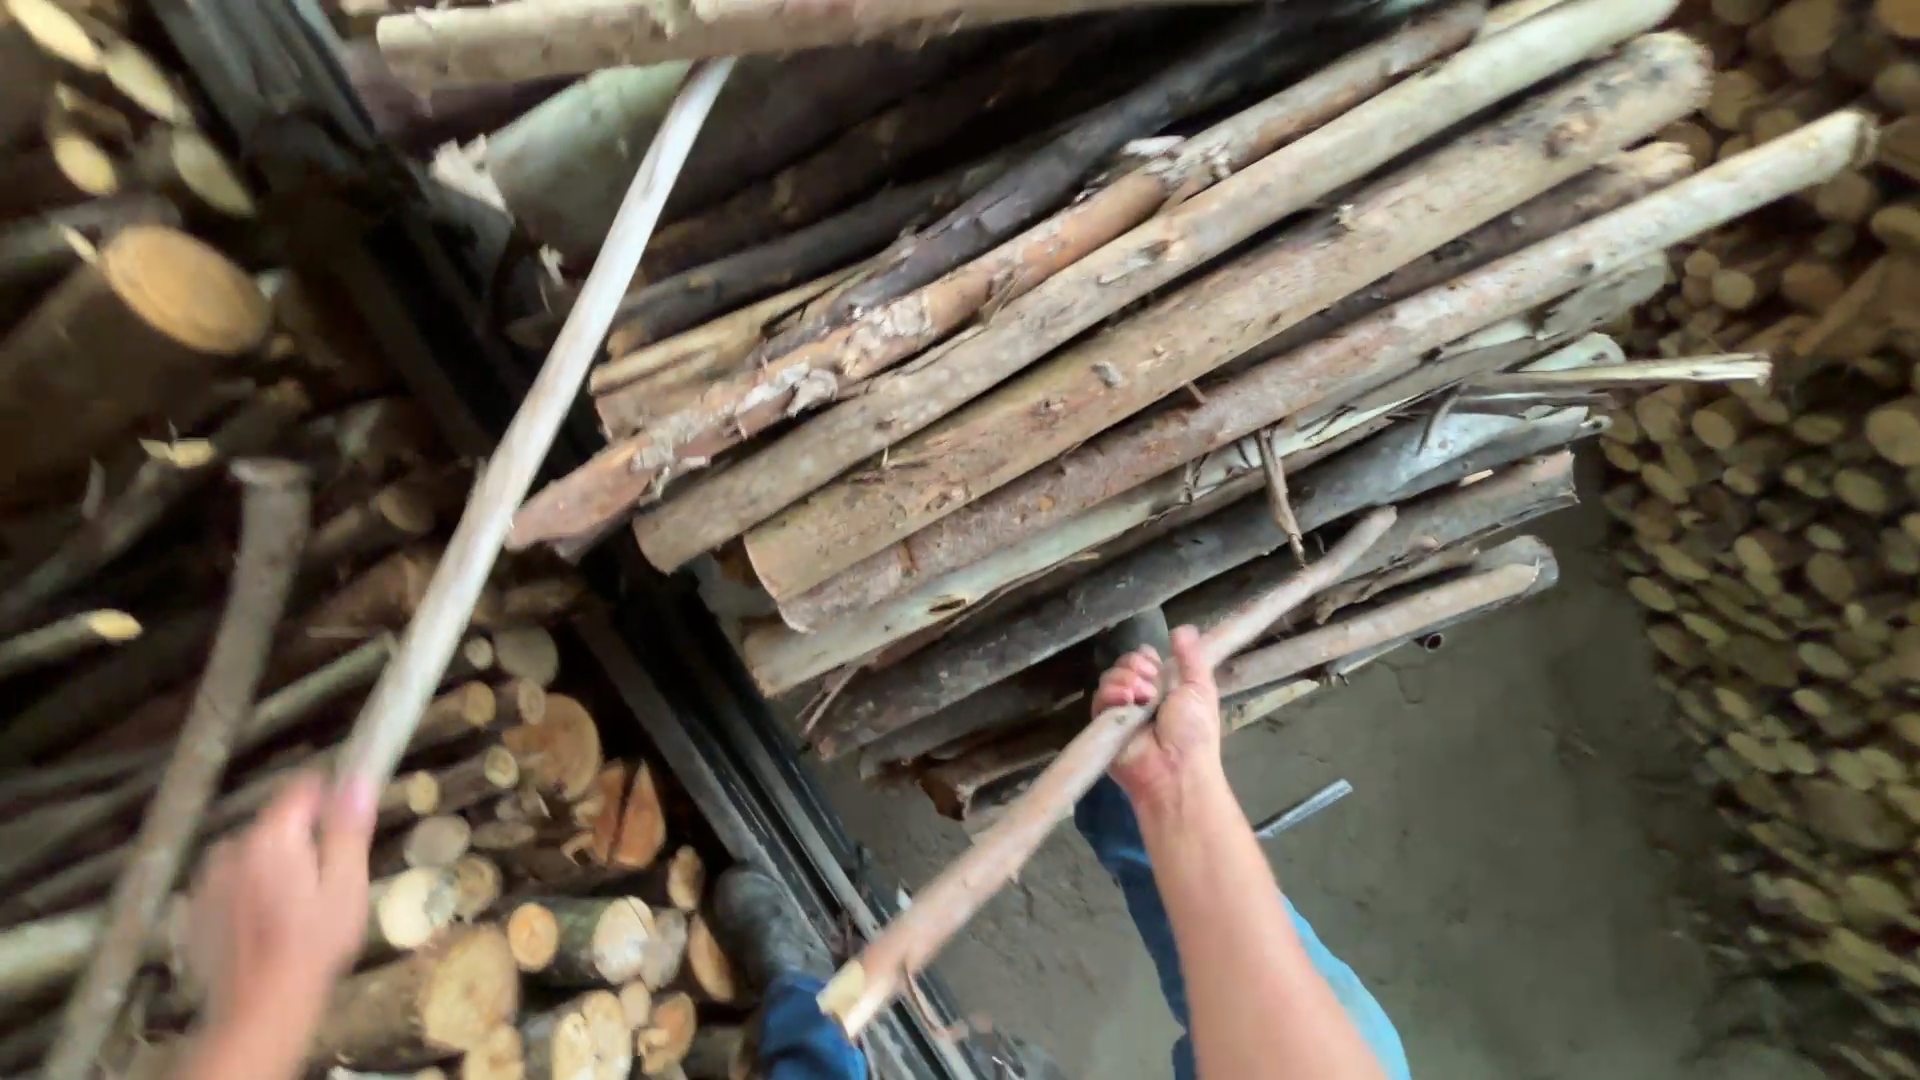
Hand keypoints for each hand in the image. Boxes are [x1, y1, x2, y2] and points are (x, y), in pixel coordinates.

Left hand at [183, 773, 376, 1034]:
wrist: (260, 1007)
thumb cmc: (316, 941)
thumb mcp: (348, 881)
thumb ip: (348, 829)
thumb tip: (359, 782)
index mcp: (273, 839)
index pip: (302, 788)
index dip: (332, 792)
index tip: (351, 812)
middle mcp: (232, 852)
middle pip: (277, 821)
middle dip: (306, 833)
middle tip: (333, 867)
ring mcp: (208, 882)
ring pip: (254, 850)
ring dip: (278, 858)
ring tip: (303, 894)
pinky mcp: (196, 910)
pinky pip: (233, 878)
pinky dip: (253, 884)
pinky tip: (272, 913)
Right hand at [1091, 625, 1222, 810]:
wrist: (1177, 769)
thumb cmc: (1194, 732)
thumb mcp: (1200, 689)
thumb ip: (1191, 658)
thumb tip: (1182, 627)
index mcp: (1161, 687)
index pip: (1141, 659)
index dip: (1144, 657)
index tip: (1153, 665)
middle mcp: (1138, 696)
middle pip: (1123, 665)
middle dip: (1135, 667)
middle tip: (1149, 683)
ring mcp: (1120, 711)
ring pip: (1109, 678)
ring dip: (1125, 680)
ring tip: (1142, 697)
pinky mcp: (1103, 725)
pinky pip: (1098, 700)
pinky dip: (1110, 695)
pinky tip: (1126, 701)